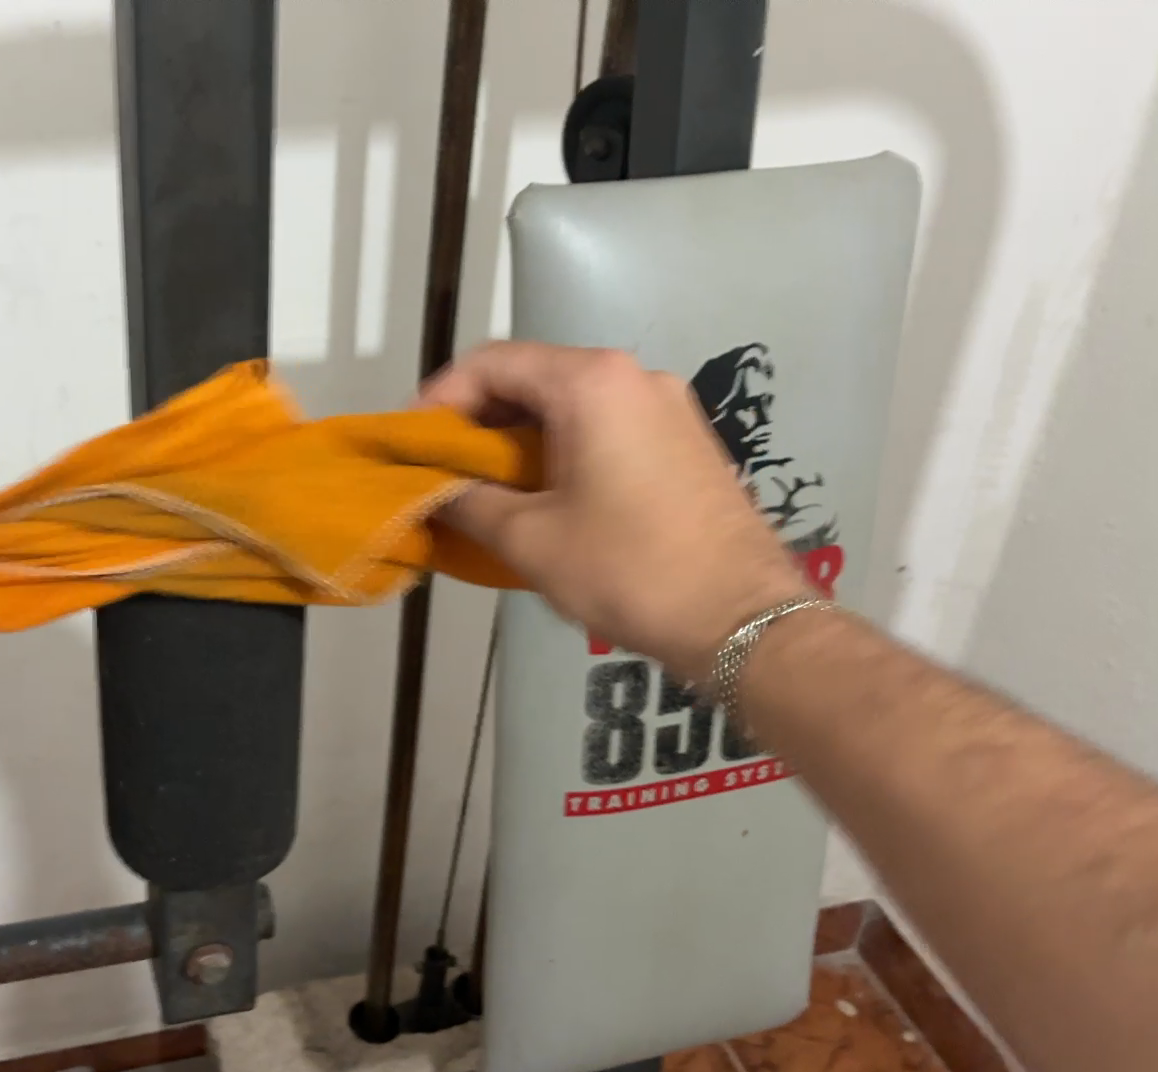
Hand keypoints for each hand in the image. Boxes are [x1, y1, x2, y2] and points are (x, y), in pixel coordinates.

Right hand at [422, 342, 807, 682]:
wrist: (743, 621)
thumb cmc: (626, 569)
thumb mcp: (526, 538)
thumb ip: (465, 501)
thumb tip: (432, 490)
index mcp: (590, 384)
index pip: (491, 363)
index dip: (439, 399)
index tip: (414, 443)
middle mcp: (632, 377)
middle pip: (530, 376)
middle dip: (475, 418)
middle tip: (440, 466)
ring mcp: (665, 406)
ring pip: (565, 402)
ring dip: (513, 435)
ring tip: (480, 483)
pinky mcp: (682, 439)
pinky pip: (600, 424)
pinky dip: (555, 446)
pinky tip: (536, 491)